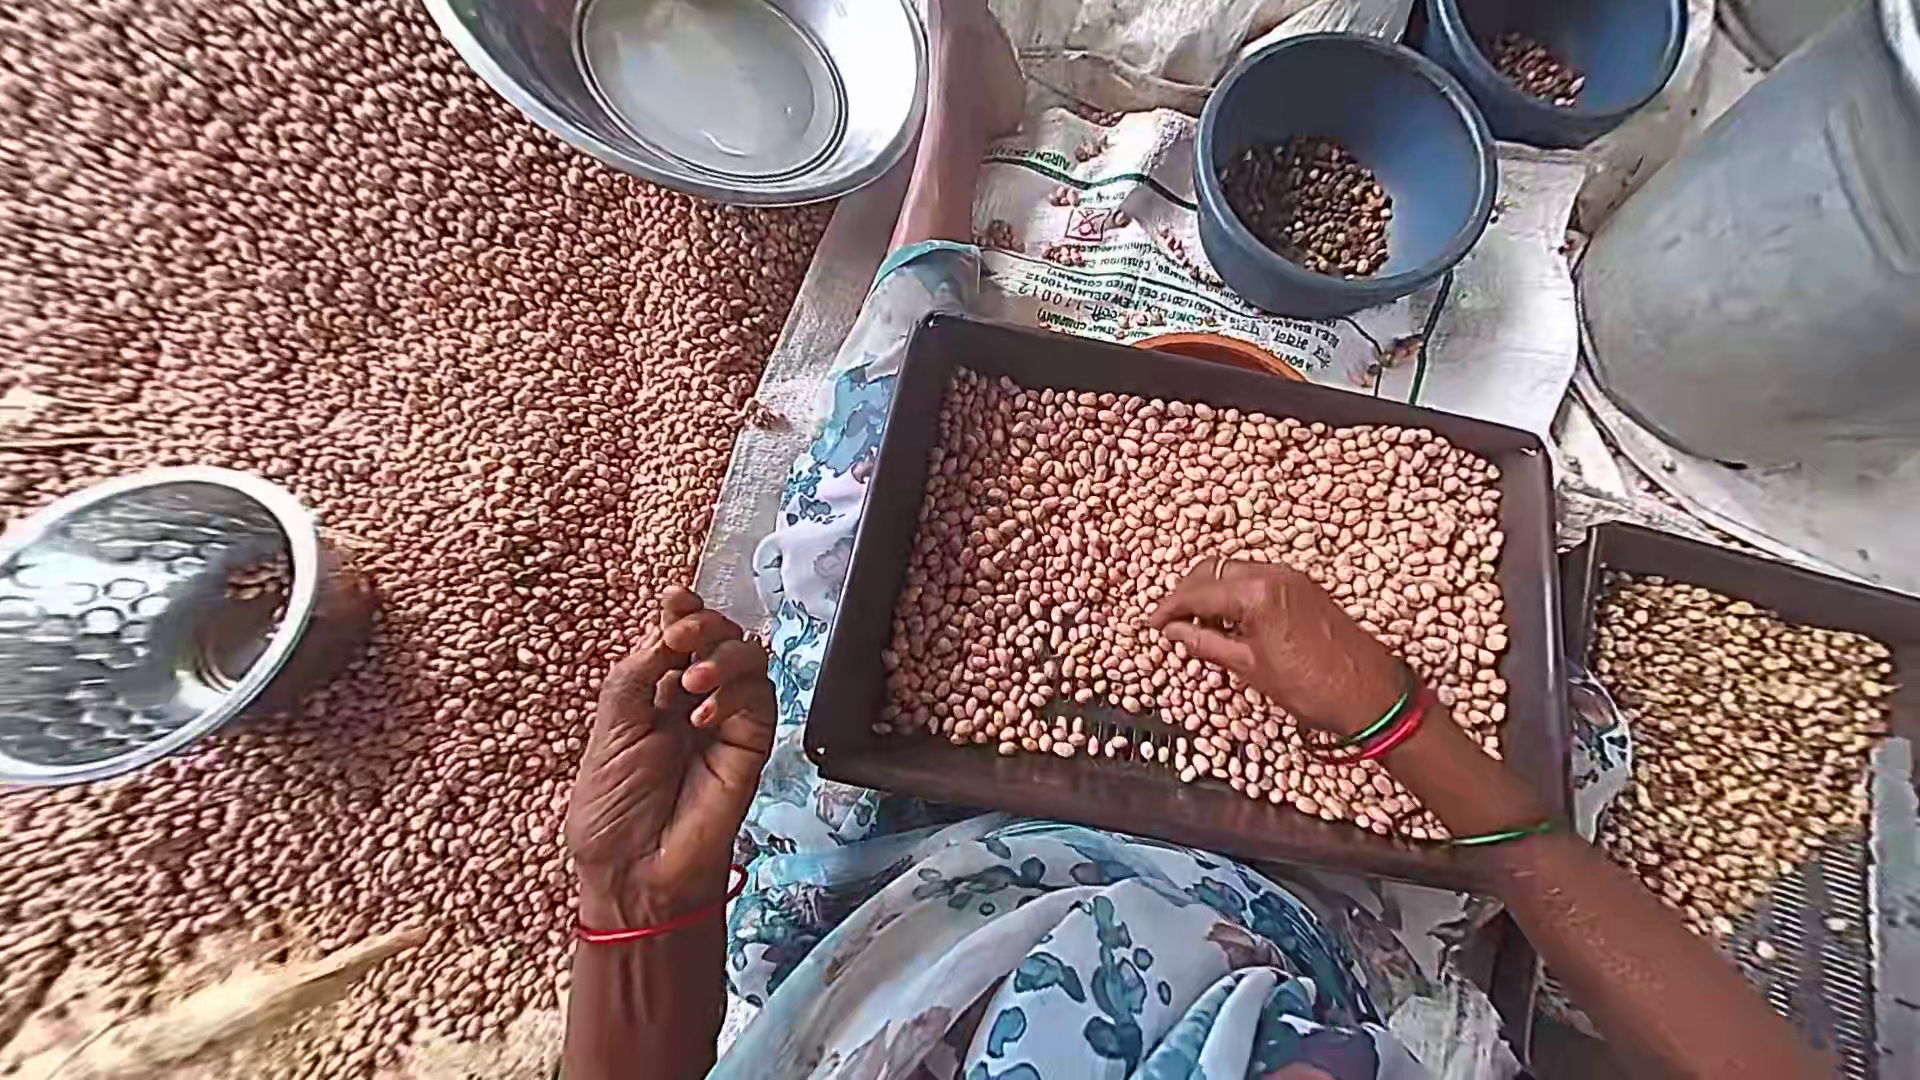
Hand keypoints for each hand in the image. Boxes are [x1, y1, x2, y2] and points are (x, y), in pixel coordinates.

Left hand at [566, 587, 775, 927]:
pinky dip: (734, 693)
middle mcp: (699, 695)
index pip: (681, 638)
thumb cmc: (615, 807)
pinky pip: (759, 695)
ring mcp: (730, 714)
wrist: (638, 870)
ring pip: (750, 656)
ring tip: (692, 682)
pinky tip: (704, 715)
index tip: (676, 598)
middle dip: (705, 626)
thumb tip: (668, 628)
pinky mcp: (755, 736)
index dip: (683, 612)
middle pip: (721, 637)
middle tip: (683, 637)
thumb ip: (638, 675)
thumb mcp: (610, 732)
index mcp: (660, 691)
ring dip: (723, 656)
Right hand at [1148, 560, 1402, 737]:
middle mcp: (1272, 574)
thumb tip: (1172, 631)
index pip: (1196, 593)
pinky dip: (1234, 591)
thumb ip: (1202, 642)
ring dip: (1209, 590)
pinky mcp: (1303, 585)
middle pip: (1210, 571)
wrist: (1375, 696)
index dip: (1168, 609)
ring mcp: (1290, 577)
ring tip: (1198, 623)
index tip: (1152, 623)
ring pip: (1232, 570)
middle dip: (1186, 594)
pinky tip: (1229, 618)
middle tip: (1171, 621)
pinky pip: (1255, 577)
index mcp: (1255, 593)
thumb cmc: (1311, 687)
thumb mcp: (1247, 666)